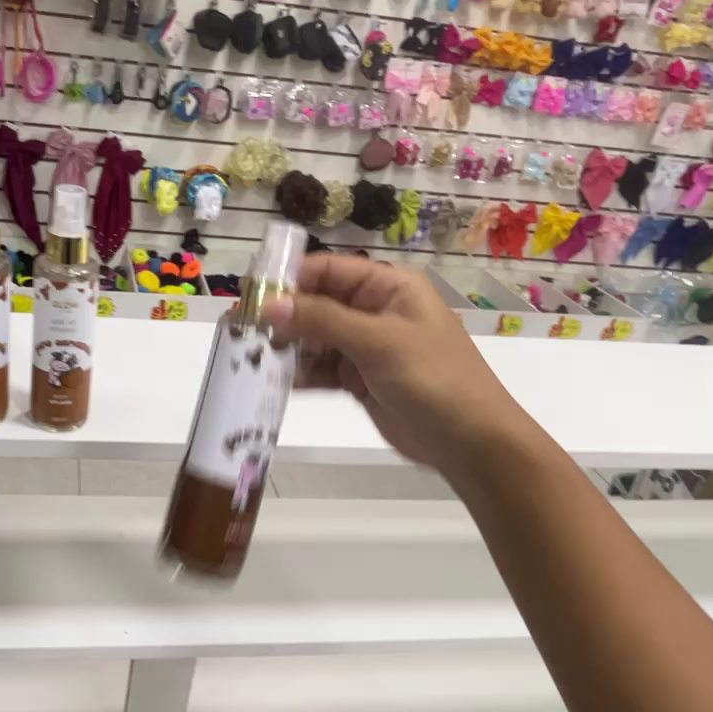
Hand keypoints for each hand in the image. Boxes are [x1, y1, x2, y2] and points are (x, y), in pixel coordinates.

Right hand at [263, 254, 528, 471]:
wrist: (469, 440)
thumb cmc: (432, 378)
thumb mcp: (378, 341)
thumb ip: (322, 320)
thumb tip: (269, 305)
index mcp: (388, 287)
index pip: (329, 271)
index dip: (290, 279)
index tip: (252, 294)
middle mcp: (374, 311)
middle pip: (317, 304)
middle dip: (284, 317)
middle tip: (243, 330)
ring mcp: (366, 348)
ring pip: (315, 339)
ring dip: (288, 348)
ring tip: (251, 357)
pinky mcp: (359, 380)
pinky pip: (321, 370)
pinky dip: (301, 374)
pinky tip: (275, 381)